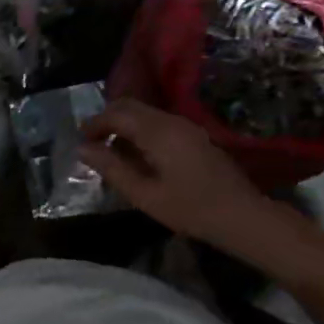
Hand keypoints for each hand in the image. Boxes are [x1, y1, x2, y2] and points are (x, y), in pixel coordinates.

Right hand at [80, 100, 282, 251]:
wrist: (244, 217)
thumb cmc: (189, 208)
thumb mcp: (143, 194)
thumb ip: (111, 168)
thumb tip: (82, 148)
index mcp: (157, 132)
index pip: (116, 114)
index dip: (94, 124)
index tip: (80, 140)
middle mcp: (171, 121)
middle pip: (130, 106)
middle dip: (107, 119)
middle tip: (92, 142)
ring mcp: (186, 127)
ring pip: (145, 113)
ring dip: (124, 125)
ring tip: (111, 151)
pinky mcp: (195, 136)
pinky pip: (158, 122)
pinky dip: (140, 131)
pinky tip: (137, 155)